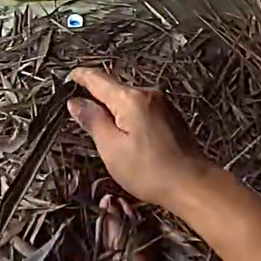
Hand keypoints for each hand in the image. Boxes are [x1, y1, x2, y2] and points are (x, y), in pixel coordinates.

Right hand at [66, 67, 213, 212]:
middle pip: (115, 89)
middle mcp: (148, 94)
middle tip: (79, 109)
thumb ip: (93, 121)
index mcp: (130, 99)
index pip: (98, 79)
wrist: (191, 183)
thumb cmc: (149, 170)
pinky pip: (143, 108)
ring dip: (114, 108)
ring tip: (102, 126)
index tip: (68, 77)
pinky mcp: (171, 116)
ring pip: (129, 100)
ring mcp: (163, 104)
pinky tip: (127, 134)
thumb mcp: (111, 148)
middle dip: (96, 95)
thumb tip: (75, 102)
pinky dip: (129, 115)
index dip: (81, 77)